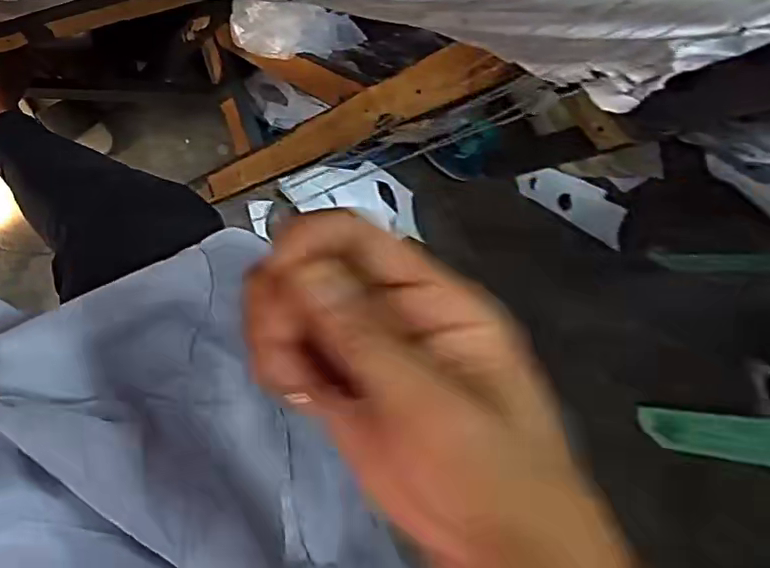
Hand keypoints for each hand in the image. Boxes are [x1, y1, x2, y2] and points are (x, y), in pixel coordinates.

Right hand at [244, 211, 632, 567]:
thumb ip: (366, 337)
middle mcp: (382, 304)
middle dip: (280, 296)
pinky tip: (291, 390)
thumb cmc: (493, 477)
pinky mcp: (332, 374)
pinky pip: (281, 341)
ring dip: (270, 328)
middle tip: (283, 345)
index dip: (306, 241)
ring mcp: (354, 338)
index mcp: (424, 294)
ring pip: (284, 297)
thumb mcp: (435, 405)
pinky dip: (272, 357)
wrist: (498, 556)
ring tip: (288, 376)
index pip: (351, 234)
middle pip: (304, 260)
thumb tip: (302, 269)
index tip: (278, 276)